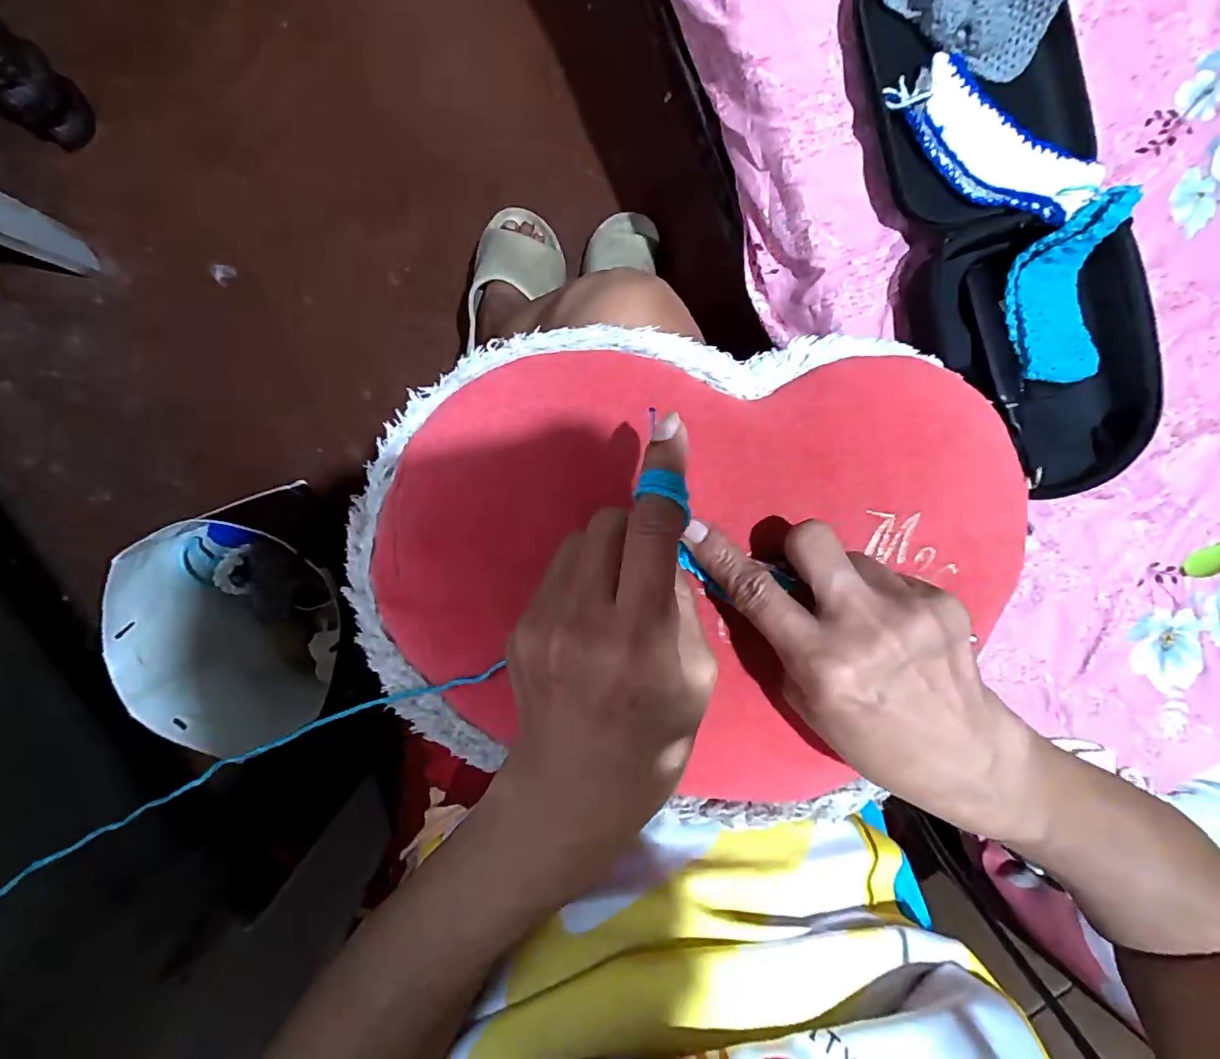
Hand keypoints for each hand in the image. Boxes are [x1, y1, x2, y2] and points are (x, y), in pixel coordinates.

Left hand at [495, 412, 717, 847]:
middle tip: (650, 562)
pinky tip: (589, 614)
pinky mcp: (520, 626)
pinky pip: (559, 568)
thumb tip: (667, 557)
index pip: (655, 529)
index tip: (670, 429)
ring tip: (618, 592)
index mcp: (644, 634)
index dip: (665, 474)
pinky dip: (584, 572)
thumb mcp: (699, 678)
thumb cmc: (654, 741)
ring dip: (609, 546)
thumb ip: (685, 606)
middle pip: (611, 521)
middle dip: (638, 524)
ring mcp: (545, 620)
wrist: (573, 790)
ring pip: (581, 537)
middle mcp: (589, 617)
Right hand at [681, 519, 1044, 840]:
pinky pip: (891, 575)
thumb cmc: (872, 741)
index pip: (758, 592)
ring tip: (864, 617)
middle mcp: (863, 624)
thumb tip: (764, 593)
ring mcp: (908, 606)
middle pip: (812, 537)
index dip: (722, 555)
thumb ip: (782, 646)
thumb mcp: (808, 705)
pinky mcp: (941, 599)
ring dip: (845, 579)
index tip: (698, 527)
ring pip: (855, 556)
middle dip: (795, 546)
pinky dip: (882, 595)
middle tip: (802, 574)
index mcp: (822, 661)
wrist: (964, 753)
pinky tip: (898, 629)